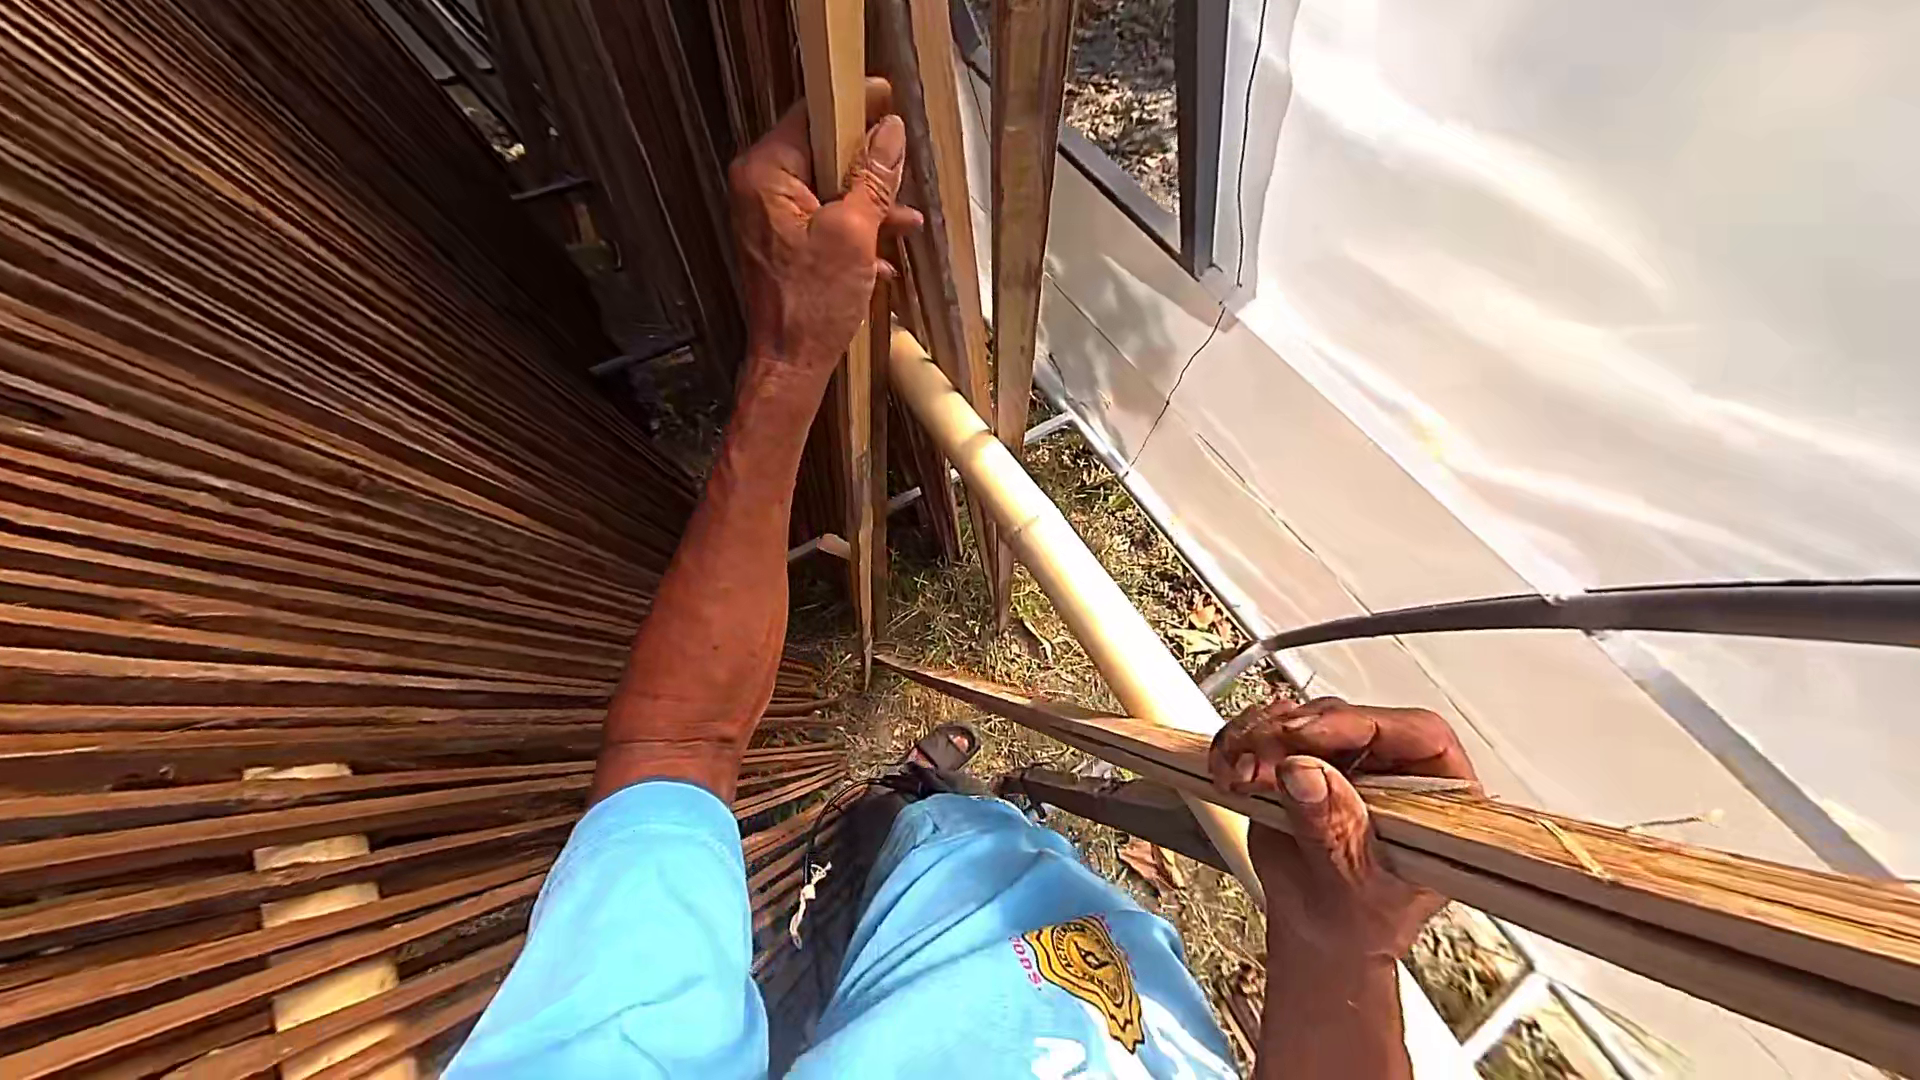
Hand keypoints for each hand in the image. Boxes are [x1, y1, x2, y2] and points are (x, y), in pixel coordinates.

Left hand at [727, 78, 922, 377]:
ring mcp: (772, 219)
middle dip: (868, 168)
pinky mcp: (785, 245)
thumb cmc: (812, 306)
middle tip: (901, 171)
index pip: (813, 114)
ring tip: (905, 220)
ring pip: (829, 192)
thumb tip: (890, 133)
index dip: (855, 106)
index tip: (889, 102)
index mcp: (766, 174)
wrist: (792, 362)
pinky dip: (855, 233)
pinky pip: (824, 222)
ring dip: (869, 206)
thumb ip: (872, 180)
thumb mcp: (854, 235)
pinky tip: (883, 254)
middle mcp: (761, 190)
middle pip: (823, 153)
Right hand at [1208, 697, 1478, 962]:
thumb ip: (1332, 829)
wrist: (1316, 925)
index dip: (1356, 724)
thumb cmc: (1358, 915)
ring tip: (1239, 778)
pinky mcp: (1293, 754)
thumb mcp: (1354, 883)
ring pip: (1293, 716)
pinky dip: (1235, 742)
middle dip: (1286, 737)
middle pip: (1338, 718)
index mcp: (1433, 794)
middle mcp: (1387, 764)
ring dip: (1253, 738)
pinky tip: (1226, 769)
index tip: (1302, 736)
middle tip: (1259, 770)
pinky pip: (1260, 726)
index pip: (1412, 732)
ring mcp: (1337, 756)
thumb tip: (1304, 773)